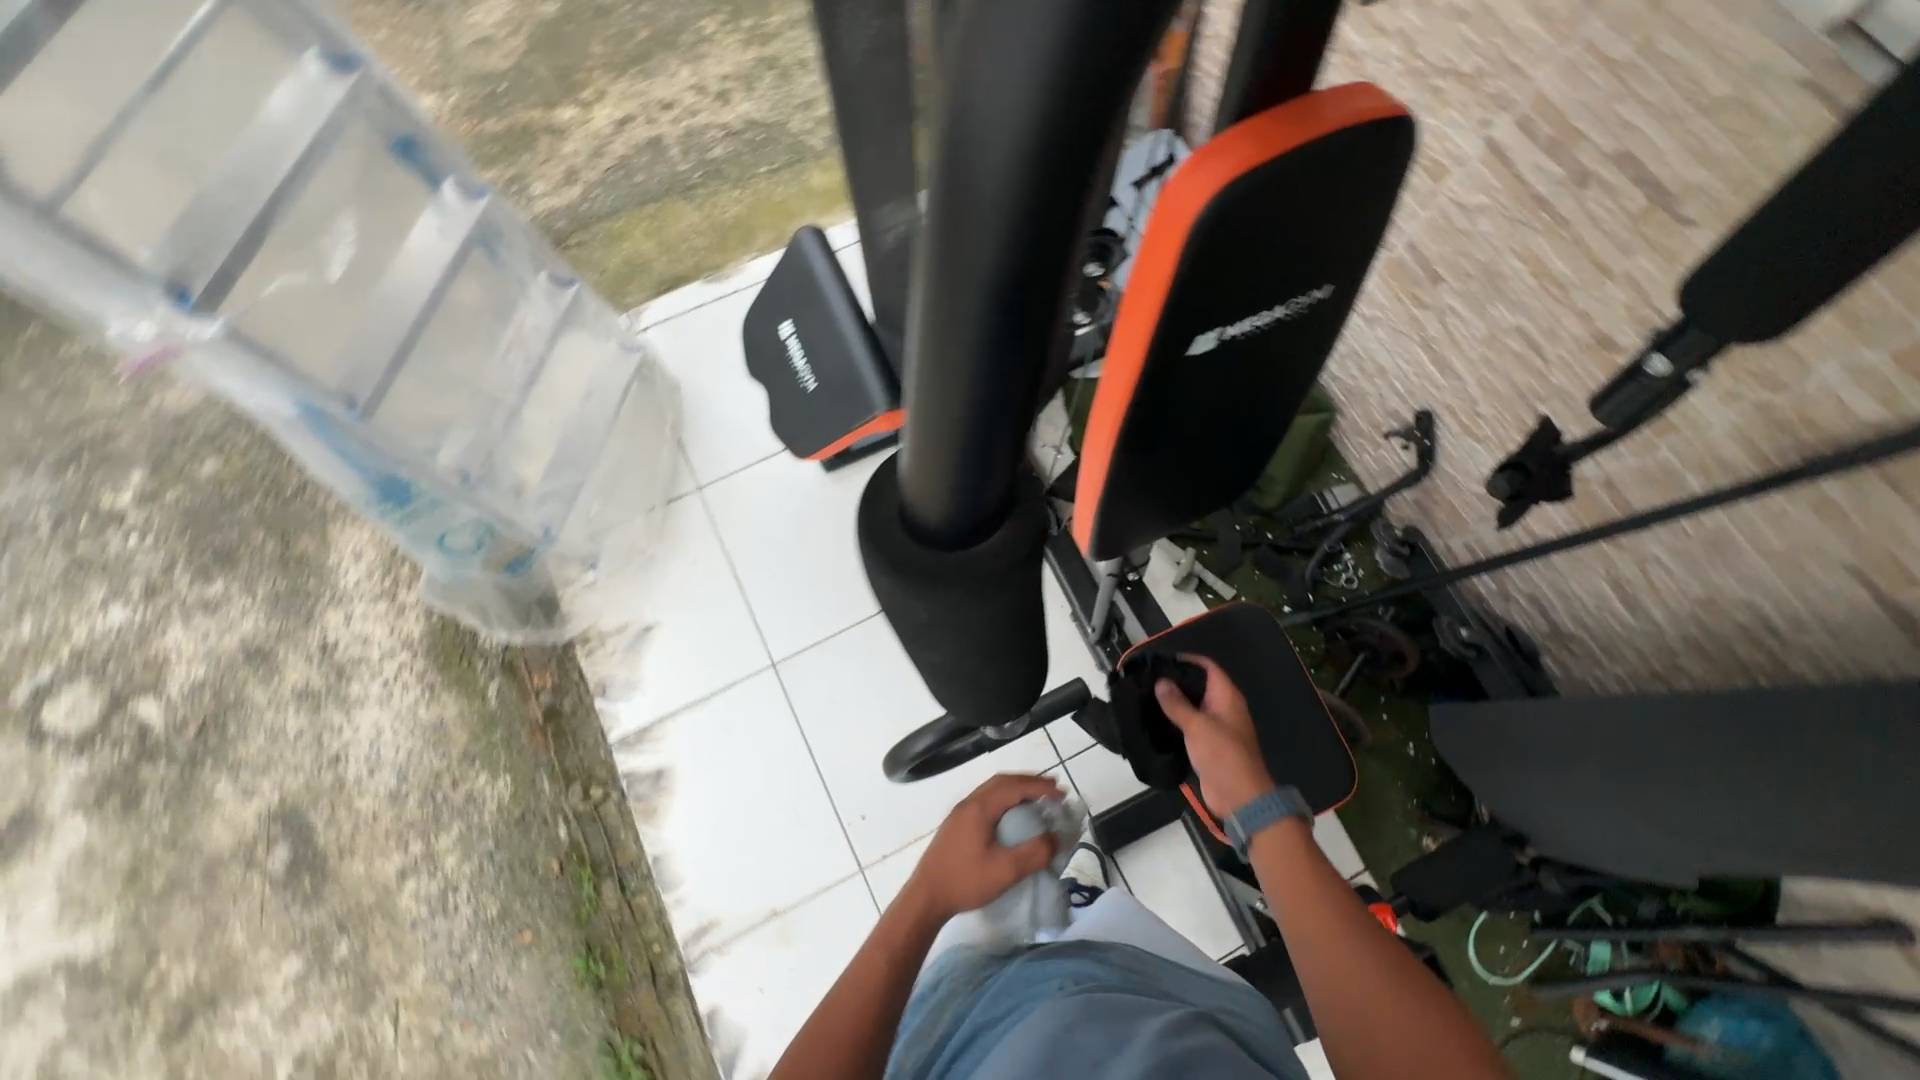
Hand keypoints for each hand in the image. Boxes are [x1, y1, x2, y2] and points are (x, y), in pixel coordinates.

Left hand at [900, 773, 1064, 921]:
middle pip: (1002, 781)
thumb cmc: (966, 881)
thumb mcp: (1006, 870)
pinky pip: (984, 801)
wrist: (926, 897)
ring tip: (1036, 799)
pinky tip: (1011, 816)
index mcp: (980, 808)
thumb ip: (1035, 853)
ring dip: (1015, 789)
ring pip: (991, 790)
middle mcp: (968, 803)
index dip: (1041, 787)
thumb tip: (1057, 838)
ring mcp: (959, 813)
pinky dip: (1003, 799)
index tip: (1062, 793)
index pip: (1015, 787)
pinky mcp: (955, 825)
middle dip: (1029, 782)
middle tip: (1052, 789)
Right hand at [1156, 655, 1274, 817]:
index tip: (1161, 660)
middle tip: (1147, 678)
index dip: (1187, 660)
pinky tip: (1154, 720)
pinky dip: (1175, 721)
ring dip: (1173, 702)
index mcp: (1227, 697)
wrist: (1239, 795)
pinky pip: (1190, 726)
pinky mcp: (1207, 744)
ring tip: (1145, 696)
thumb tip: (1161, 682)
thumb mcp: (1197, 725)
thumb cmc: (1223, 754)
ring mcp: (1216, 727)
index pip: (1208, 667)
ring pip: (1193, 707)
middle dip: (1176, 681)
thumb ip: (1177, 703)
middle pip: (1199, 686)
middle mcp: (1223, 707)